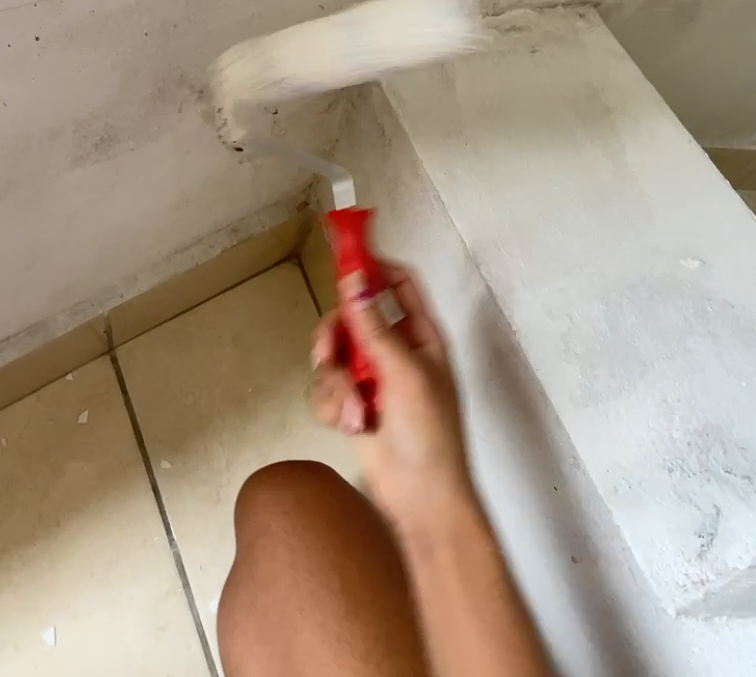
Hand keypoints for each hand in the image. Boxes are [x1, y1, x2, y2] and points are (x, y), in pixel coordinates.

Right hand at [310, 262, 475, 537]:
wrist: (419, 499)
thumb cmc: (430, 434)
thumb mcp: (404, 373)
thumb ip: (374, 326)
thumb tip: (355, 280)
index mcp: (420, 334)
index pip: (397, 283)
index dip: (373, 266)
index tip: (343, 257)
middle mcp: (394, 349)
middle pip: (351, 315)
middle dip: (336, 337)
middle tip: (329, 352)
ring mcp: (371, 376)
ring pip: (332, 353)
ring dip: (336, 384)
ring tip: (353, 410)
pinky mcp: (351, 402)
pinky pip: (325, 386)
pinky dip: (332, 406)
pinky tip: (349, 424)